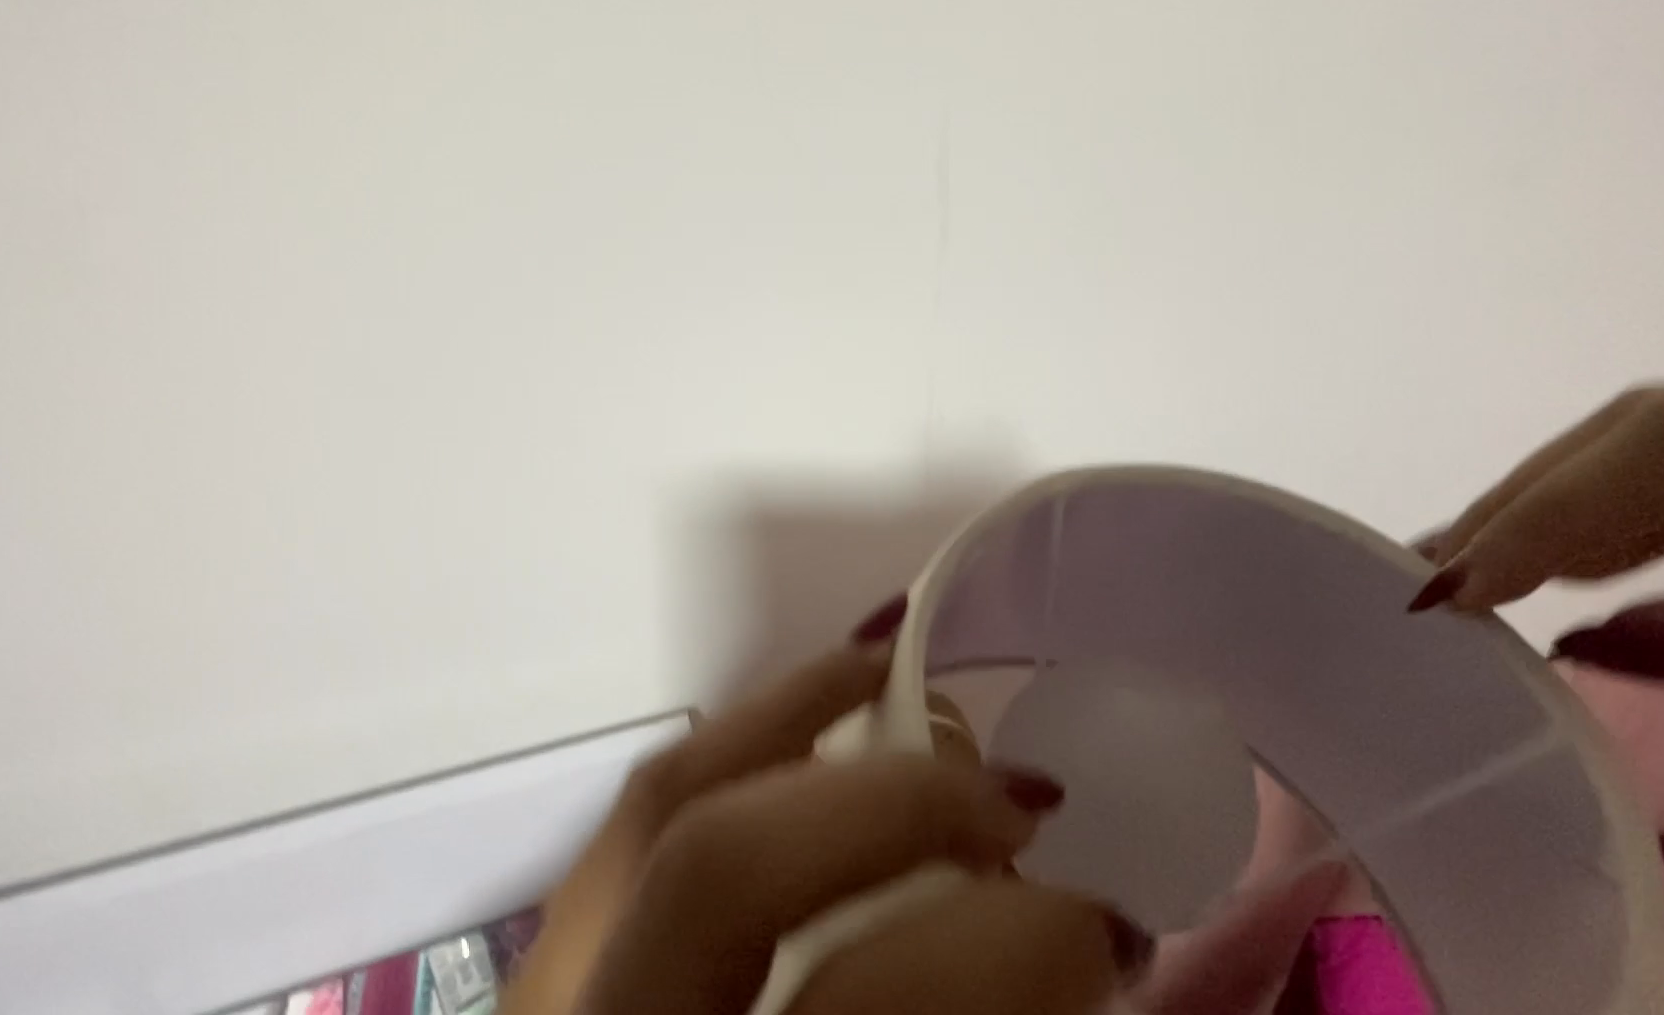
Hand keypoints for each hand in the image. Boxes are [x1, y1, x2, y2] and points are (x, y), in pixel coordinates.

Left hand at [499, 640, 1149, 1014]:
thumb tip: (1088, 946)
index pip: (866, 1001)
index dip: (1016, 945)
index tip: (1112, 927)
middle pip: (732, 866)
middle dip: (902, 804)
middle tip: (1018, 803)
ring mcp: (551, 985)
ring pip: (670, 796)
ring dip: (809, 712)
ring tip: (913, 680)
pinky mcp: (551, 948)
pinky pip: (649, 802)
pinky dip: (749, 736)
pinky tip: (823, 712)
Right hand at [1414, 372, 1663, 737]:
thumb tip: (1588, 641)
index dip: (1543, 507)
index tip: (1454, 587)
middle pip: (1643, 430)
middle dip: (1525, 502)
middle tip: (1433, 574)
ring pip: (1662, 446)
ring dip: (1561, 508)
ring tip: (1480, 569)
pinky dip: (1622, 512)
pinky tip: (1582, 559)